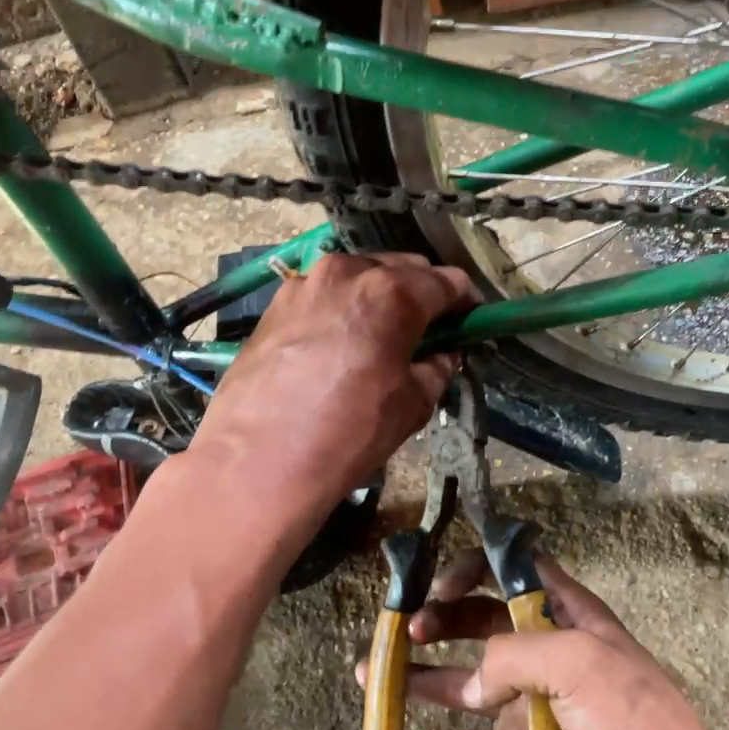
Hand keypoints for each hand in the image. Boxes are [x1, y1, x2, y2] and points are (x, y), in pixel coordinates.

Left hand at [191, 252, 473, 512]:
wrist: (258, 461)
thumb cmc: (348, 433)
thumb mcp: (412, 405)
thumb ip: (436, 368)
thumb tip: (442, 354)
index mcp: (392, 292)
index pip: (445, 282)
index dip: (464, 302)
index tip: (469, 321)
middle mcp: (347, 273)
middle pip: (400, 268)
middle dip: (421, 293)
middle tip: (429, 330)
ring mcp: (305, 285)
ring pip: (358, 276)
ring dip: (378, 296)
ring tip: (382, 335)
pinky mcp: (275, 305)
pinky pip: (323, 294)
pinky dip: (342, 308)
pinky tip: (341, 342)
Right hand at [357, 551, 725, 729]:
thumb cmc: (632, 720)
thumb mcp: (579, 661)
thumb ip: (513, 654)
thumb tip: (475, 685)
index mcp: (567, 617)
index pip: (515, 572)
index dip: (476, 566)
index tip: (439, 581)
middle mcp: (542, 656)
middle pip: (477, 623)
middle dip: (438, 619)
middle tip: (404, 629)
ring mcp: (526, 709)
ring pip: (460, 687)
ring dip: (415, 678)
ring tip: (368, 674)